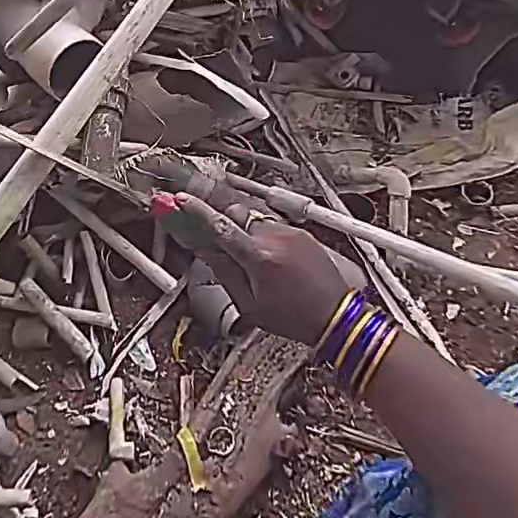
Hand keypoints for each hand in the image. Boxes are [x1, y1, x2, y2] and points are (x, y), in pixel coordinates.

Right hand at [167, 193, 358, 343]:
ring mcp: (291, 233)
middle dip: (219, 213)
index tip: (179, 200)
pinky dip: (259, 231)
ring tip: (243, 249)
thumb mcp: (249, 304)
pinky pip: (271, 223)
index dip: (195, 210)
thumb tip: (204, 250)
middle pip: (236, 211)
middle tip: (207, 223)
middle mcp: (276, 238)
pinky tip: (262, 252)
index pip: (219, 225)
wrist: (338, 318)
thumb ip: (223, 271)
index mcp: (259, 258)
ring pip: (254, 216)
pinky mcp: (301, 234)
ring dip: (240, 224)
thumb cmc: (296, 318)